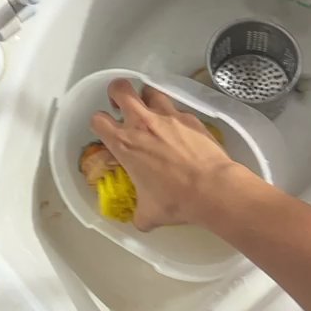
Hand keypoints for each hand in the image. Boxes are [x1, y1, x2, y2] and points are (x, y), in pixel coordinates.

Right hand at [89, 78, 256, 229]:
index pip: (98, 120)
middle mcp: (141, 123)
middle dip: (117, 92)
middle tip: (121, 105)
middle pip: (120, 89)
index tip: (105, 129)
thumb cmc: (176, 199)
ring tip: (151, 111)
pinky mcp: (189, 117)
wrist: (212, 188)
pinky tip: (180, 129)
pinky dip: (175, 115)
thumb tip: (141, 221)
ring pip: (150, 90)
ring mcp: (167, 116)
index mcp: (124, 143)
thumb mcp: (150, 213)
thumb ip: (140, 214)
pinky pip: (177, 108)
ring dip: (147, 98)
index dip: (98, 122)